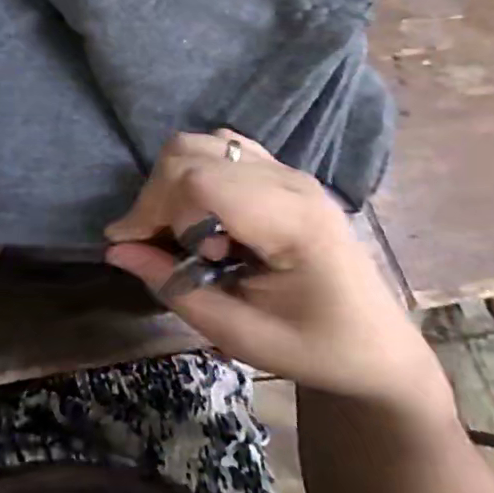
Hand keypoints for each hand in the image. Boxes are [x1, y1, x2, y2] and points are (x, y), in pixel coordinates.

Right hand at [105, 131, 453, 418]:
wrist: (378, 345)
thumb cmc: (315, 349)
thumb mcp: (239, 334)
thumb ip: (174, 287)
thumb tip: (116, 249)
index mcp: (292, 221)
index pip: (201, 181)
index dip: (153, 206)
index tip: (131, 245)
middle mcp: (291, 181)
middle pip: (194, 152)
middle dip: (157, 195)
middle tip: (156, 244)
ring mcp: (290, 171)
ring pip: (204, 143)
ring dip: (174, 181)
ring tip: (183, 233)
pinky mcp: (284, 172)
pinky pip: (223, 149)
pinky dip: (195, 173)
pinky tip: (203, 216)